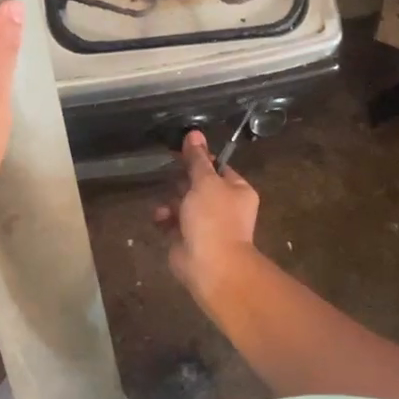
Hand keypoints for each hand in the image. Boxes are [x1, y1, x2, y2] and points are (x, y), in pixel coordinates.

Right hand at [155, 130, 259, 288]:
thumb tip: (194, 133)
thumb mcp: (205, 182)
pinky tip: (161, 218)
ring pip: (182, 203)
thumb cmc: (214, 218)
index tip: (180, 151)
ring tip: (167, 207)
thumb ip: (197, 159)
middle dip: (182, 182)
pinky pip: (172, 221)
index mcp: (237, 190)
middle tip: (170, 175)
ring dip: (171, 201)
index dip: (199, 159)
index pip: (218, 167)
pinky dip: (165, 219)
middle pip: (198, 185)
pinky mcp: (187, 238)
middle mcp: (224, 206)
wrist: (211, 265)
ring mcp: (205, 224)